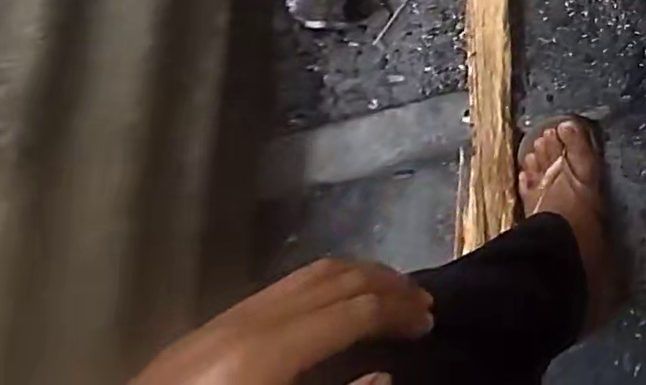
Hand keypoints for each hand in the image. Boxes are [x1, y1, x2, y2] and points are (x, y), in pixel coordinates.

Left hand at [131, 259, 432, 384]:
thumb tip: (385, 374)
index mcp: (267, 351)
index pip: (356, 310)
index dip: (400, 313)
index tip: (429, 324)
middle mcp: (255, 318)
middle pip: (343, 278)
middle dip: (391, 285)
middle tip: (423, 303)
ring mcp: (232, 315)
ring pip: (318, 270)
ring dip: (365, 273)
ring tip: (393, 291)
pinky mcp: (216, 323)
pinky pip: (292, 282)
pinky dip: (334, 278)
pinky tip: (341, 297)